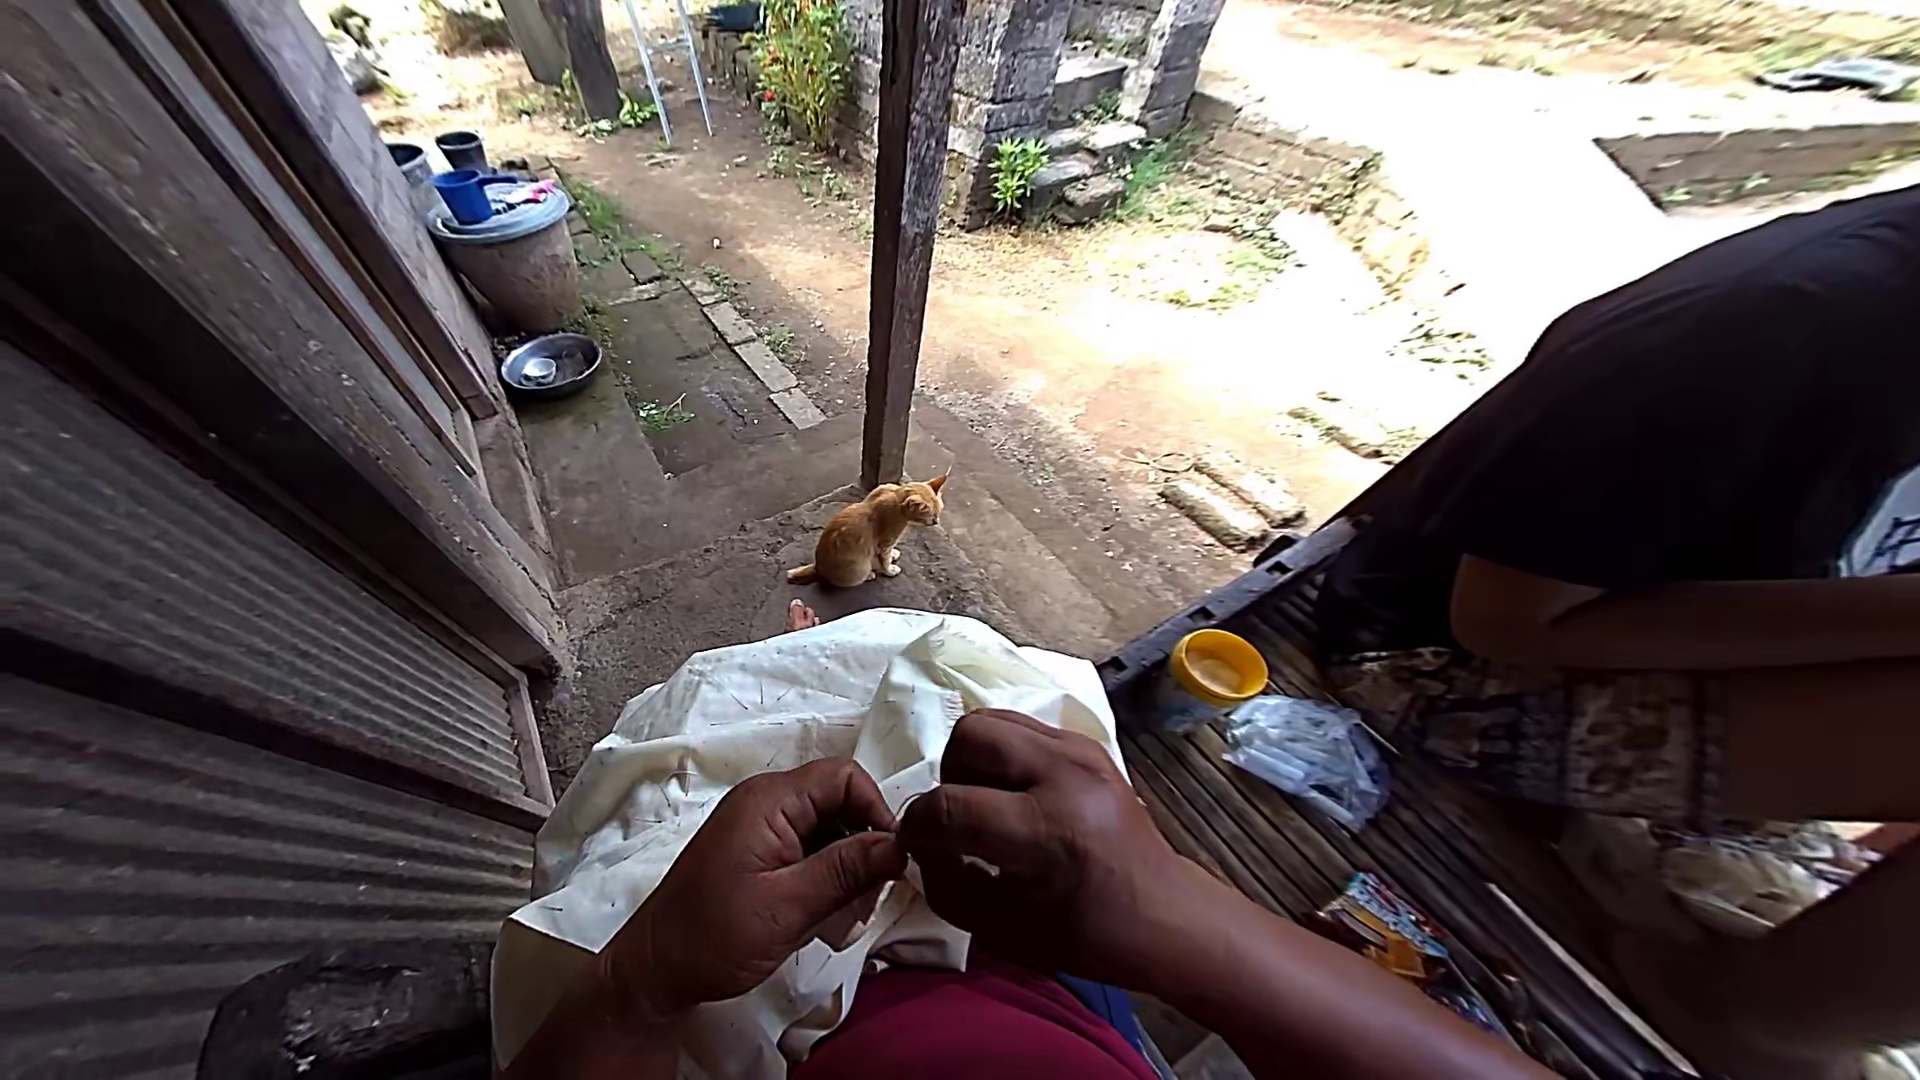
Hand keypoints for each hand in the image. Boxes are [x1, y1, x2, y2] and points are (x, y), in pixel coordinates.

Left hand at [600, 757, 906, 1020]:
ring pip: (829, 821)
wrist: (652, 973)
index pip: (844, 776)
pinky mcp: (762, 842)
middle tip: (869, 891)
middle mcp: (769, 798)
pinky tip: (825, 906)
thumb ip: (845, 871)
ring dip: (847, 860)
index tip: (890, 855)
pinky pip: (811, 840)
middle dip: (862, 841)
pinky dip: (827, 869)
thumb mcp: (787, 908)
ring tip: (845, 908)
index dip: (875, 809)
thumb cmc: (711, 938)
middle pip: (839, 798)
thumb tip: (899, 845)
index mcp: (771, 799)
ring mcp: (764, 820)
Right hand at [897, 709, 1211, 985]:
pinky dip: (999, 753)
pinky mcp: (1083, 740)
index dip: (919, 826)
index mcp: (1048, 829)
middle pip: (968, 736)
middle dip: (948, 777)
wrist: (1163, 909)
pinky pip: (1017, 725)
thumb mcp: (1003, 930)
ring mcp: (1077, 748)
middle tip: (960, 814)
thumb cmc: (1087, 932)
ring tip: (986, 799)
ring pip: (989, 720)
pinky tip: (1013, 790)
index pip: (952, 805)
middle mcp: (1063, 772)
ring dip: (971, 759)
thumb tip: (917, 841)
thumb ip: (946, 882)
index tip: (917, 842)